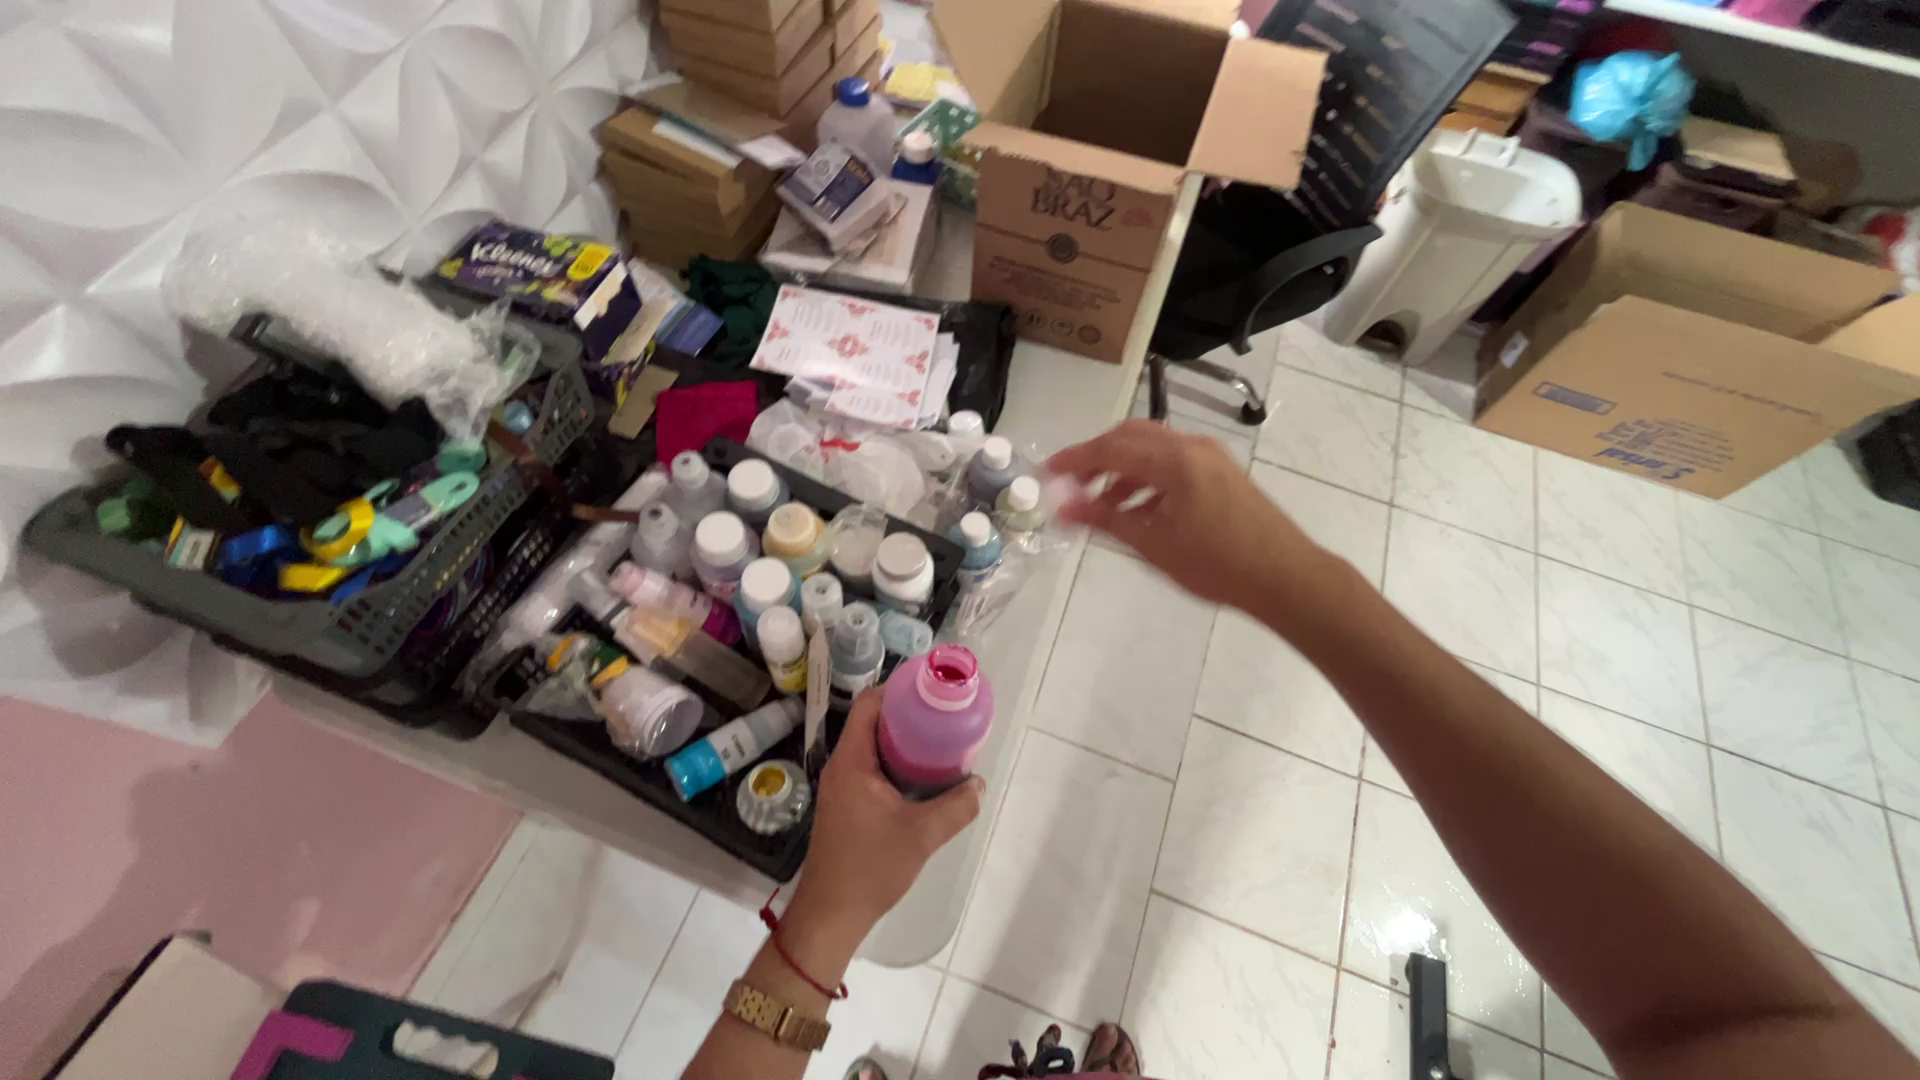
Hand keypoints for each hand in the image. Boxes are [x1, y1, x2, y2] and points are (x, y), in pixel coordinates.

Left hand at [788, 689, 983, 937]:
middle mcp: (842, 766)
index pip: (868, 705)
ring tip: (938, 739)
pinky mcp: (847, 804)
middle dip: (906, 713)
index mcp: (852, 761)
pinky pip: (872, 767)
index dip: (897, 689)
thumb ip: (955, 807)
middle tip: (942, 713)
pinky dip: (896, 762)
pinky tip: (922, 776)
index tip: (930, 688)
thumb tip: (978, 784)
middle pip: (872, 722)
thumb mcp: (922, 836)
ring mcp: (842, 786)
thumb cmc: (870, 868)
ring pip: (873, 746)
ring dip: (902, 739)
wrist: (831, 914)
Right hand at [1046, 419, 1328, 609]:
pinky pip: (1173, 461)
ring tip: (1101, 506)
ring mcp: (1211, 456)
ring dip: (1121, 469)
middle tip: (1071, 485)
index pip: (1110, 448)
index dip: (1074, 460)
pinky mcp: (1222, 471)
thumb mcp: (1153, 544)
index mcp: (1174, 460)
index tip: (1046, 472)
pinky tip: (1138, 510)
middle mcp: (1193, 447)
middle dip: (1096, 458)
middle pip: (1130, 437)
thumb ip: (1105, 519)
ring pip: (1152, 448)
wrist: (1285, 577)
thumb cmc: (1216, 565)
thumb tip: (1062, 509)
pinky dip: (1147, 477)